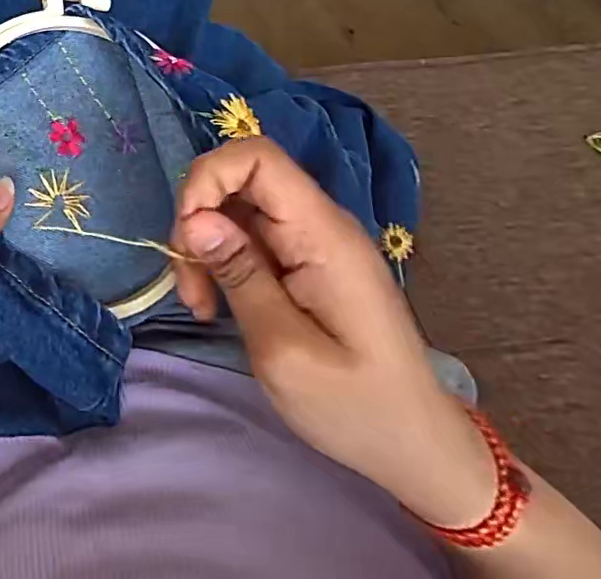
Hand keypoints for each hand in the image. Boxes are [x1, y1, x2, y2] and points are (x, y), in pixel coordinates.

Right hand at [171, 139, 497, 527]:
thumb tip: (195, 218)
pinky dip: (217, 261)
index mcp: (323, 234)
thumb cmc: (356, 407)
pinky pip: (244, 235)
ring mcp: (308, 240)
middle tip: (190, 285)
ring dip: (202, 246)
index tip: (187, 232)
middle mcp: (317, 223)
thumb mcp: (284, 350)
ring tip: (200, 303)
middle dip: (197, 220)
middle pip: (238, 179)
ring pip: (233, 208)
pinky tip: (214, 302)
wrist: (413, 445)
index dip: (210, 176)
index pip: (259, 157)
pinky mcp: (299, 258)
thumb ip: (239, 276)